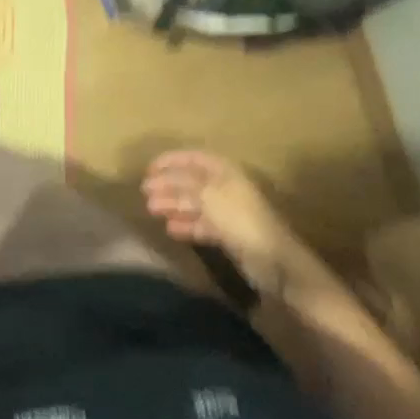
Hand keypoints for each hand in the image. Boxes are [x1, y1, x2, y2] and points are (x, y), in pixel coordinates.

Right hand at [143, 150, 327, 296]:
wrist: (274, 261)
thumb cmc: (240, 219)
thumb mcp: (208, 195)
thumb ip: (182, 183)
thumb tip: (158, 178)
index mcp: (225, 172)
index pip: (194, 158)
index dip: (171, 160)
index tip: (148, 169)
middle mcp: (226, 188)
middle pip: (192, 181)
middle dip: (168, 185)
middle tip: (145, 193)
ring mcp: (229, 212)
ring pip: (195, 203)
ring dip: (174, 204)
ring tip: (152, 210)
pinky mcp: (230, 236)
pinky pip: (202, 224)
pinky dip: (186, 225)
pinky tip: (170, 229)